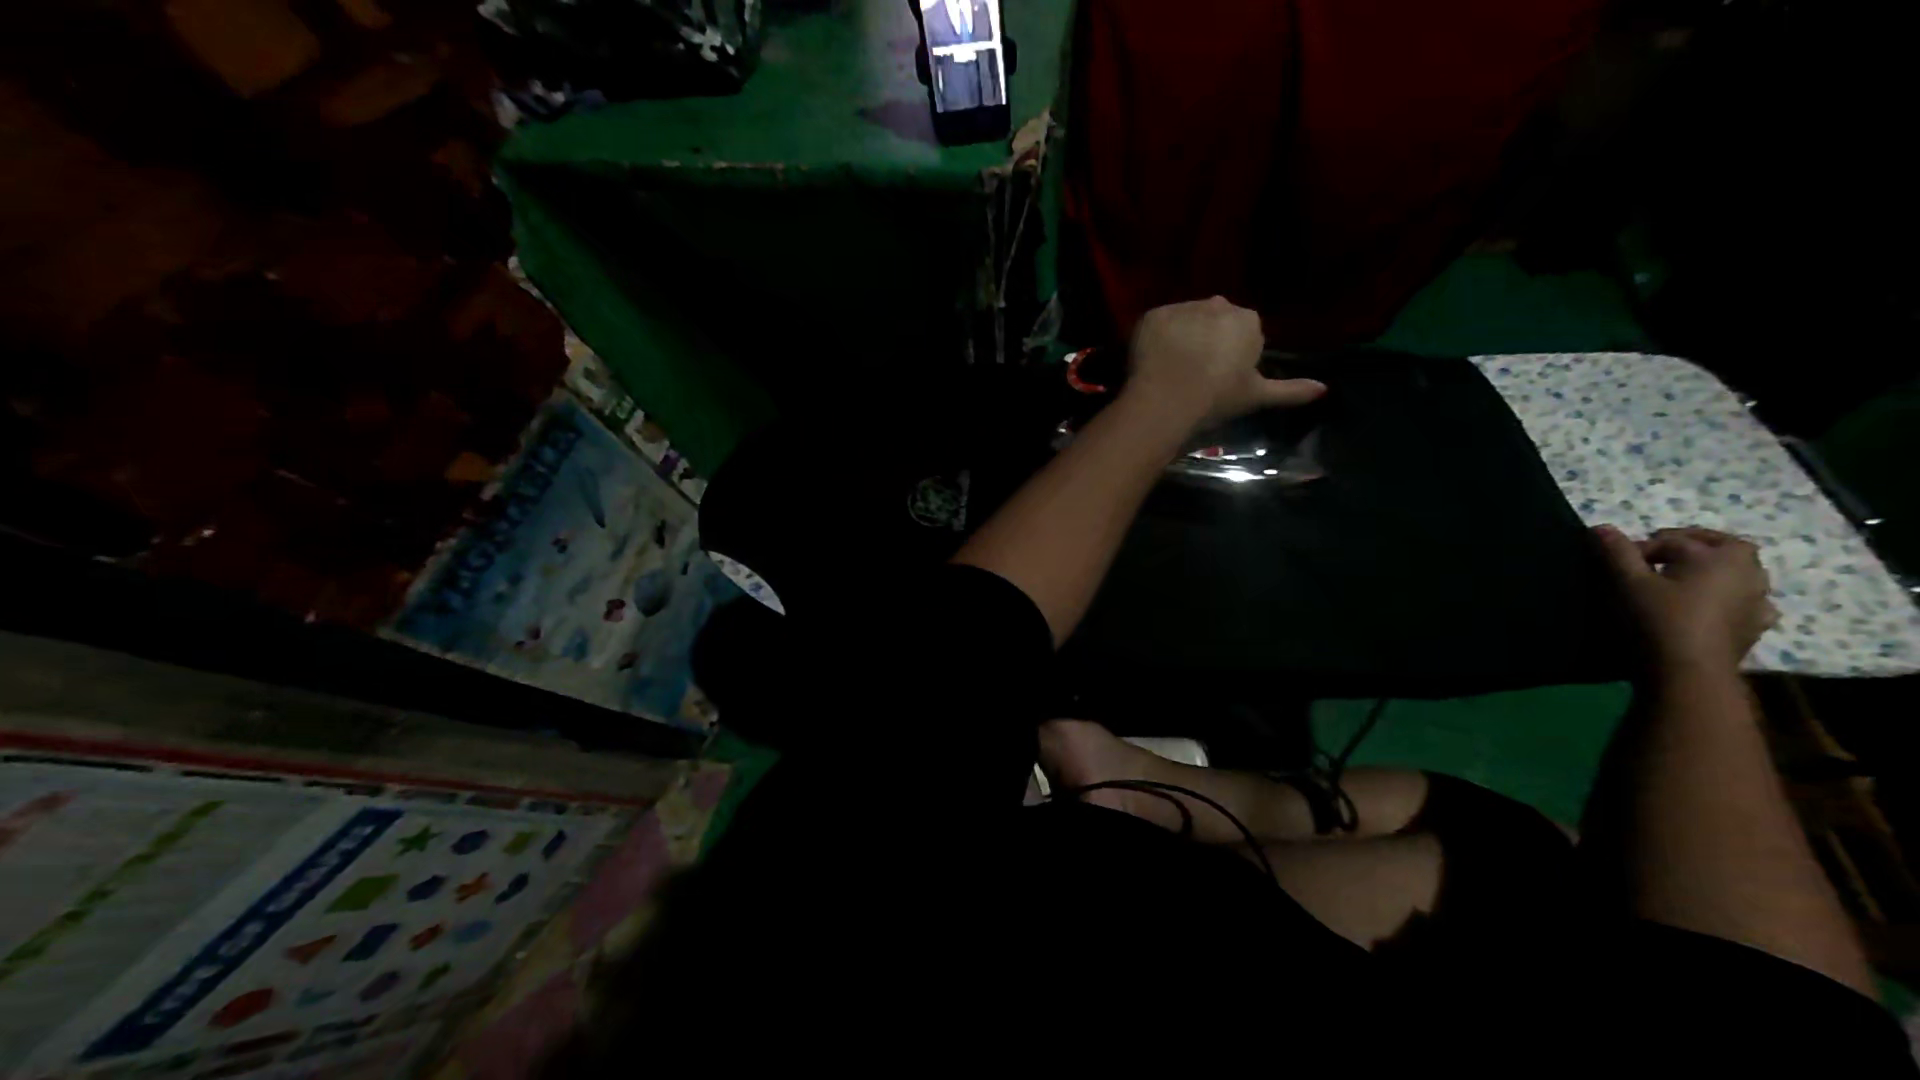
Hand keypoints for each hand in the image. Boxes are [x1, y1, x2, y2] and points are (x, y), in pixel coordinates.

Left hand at [1125, 297, 1326, 430]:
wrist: (1165, 401)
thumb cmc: (1216, 399)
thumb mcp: (1256, 396)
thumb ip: (1291, 390)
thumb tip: (1324, 389)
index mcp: (1247, 321)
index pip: (1242, 331)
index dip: (1231, 354)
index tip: (1221, 376)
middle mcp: (1217, 305)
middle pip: (1214, 320)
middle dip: (1208, 339)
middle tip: (1196, 372)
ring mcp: (1183, 307)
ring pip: (1186, 319)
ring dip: (1182, 335)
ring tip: (1173, 367)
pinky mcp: (1153, 315)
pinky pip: (1158, 323)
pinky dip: (1157, 337)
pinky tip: (1155, 360)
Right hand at [1595, 525, 1778, 668]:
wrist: (1690, 669)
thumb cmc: (1660, 618)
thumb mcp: (1629, 582)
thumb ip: (1618, 552)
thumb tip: (1601, 527)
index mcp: (1721, 557)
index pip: (1674, 540)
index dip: (1642, 548)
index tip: (1619, 563)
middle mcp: (1749, 572)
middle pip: (1722, 547)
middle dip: (1692, 546)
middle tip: (1658, 557)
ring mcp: (1759, 600)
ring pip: (1739, 573)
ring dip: (1713, 570)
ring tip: (1683, 581)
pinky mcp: (1756, 624)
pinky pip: (1747, 600)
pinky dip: (1730, 596)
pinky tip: (1714, 605)